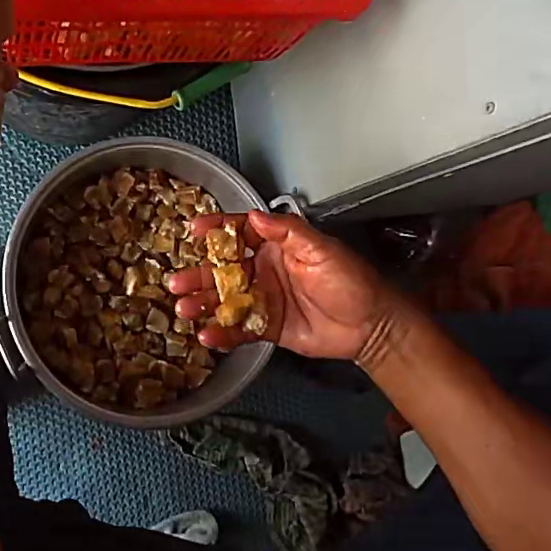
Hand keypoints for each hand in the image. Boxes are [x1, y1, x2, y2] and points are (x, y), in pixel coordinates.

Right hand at [165, 210, 405, 363]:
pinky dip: (220, 334)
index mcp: (275, 249)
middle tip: (178, 282)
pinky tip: (207, 335)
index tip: (194, 229)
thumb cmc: (354, 283)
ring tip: (185, 309)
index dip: (216, 230)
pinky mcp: (263, 327)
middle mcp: (262, 272)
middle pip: (221, 271)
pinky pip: (235, 329)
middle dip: (197, 276)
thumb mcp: (324, 250)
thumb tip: (256, 215)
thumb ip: (289, 232)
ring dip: (201, 304)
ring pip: (222, 301)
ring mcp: (260, 300)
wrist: (373, 327)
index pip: (239, 234)